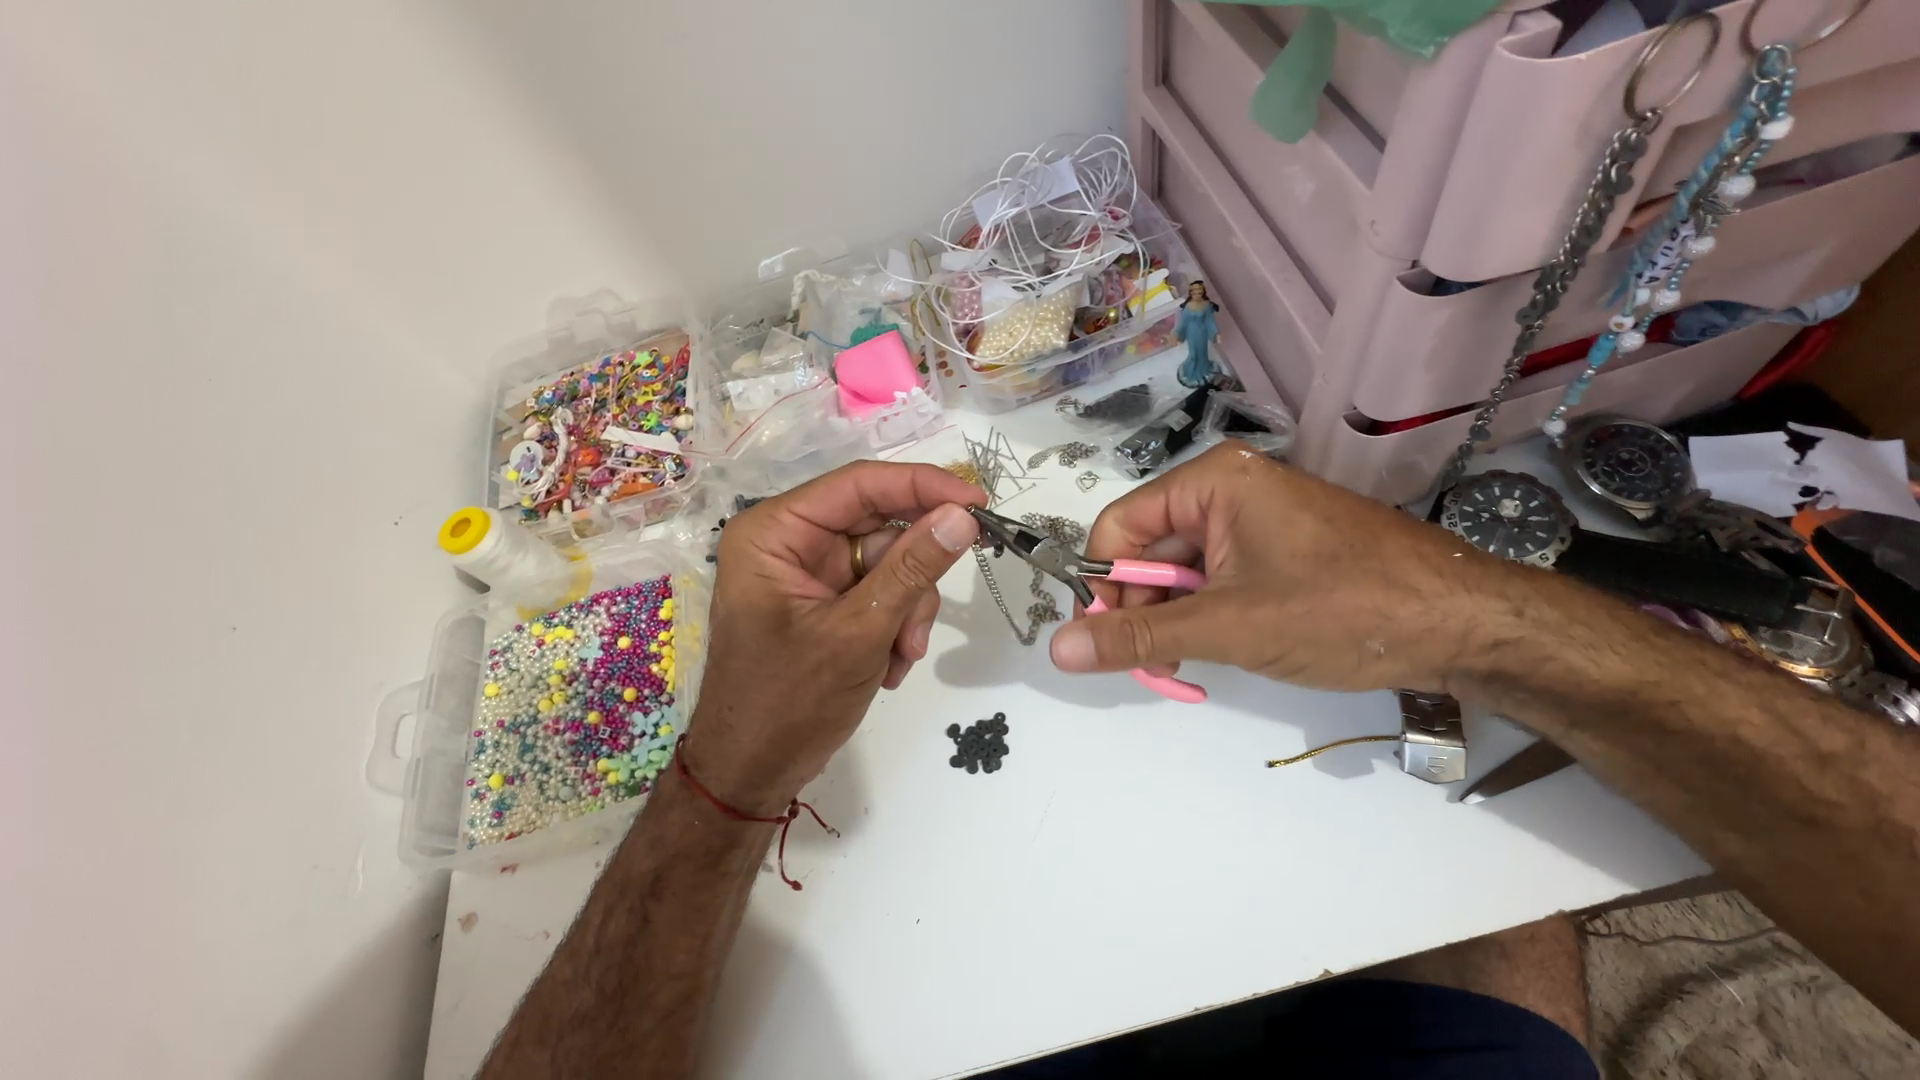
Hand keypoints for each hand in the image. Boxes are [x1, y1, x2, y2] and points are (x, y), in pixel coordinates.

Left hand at [687, 462, 982, 813]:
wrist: (752, 773)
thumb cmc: (788, 703)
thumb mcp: (858, 632)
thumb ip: (912, 570)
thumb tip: (963, 516)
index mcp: (775, 531)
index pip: (860, 484)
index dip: (924, 486)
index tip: (979, 502)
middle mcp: (790, 541)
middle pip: (881, 527)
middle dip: (913, 576)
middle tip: (927, 618)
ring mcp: (809, 574)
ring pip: (889, 564)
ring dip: (907, 611)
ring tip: (900, 656)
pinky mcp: (826, 603)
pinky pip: (881, 593)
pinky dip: (894, 626)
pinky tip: (887, 666)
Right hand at [1047, 441, 1511, 692]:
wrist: (1465, 622)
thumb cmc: (1341, 609)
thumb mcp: (1228, 626)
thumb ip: (1139, 636)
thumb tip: (1057, 650)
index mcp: (1211, 482)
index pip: (1118, 528)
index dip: (1104, 586)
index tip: (1108, 642)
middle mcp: (1228, 489)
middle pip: (1148, 550)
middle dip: (1142, 610)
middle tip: (1158, 666)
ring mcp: (1258, 520)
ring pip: (1182, 571)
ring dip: (1174, 620)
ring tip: (1191, 666)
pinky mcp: (1280, 549)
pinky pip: (1219, 578)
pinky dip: (1208, 616)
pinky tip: (1221, 649)